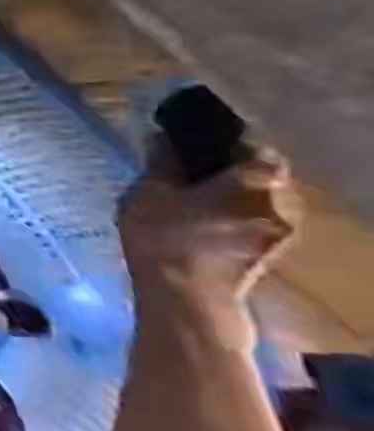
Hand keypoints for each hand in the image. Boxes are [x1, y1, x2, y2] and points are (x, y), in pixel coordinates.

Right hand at [119, 141, 299, 298]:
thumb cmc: (164, 234)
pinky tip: (204, 220)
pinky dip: (235, 215)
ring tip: (195, 197)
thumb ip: (161, 164)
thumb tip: (162, 138)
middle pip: (263, 177)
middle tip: (193, 171)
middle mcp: (280, 203)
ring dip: (234, 195)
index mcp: (254, 181)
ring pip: (260, 201)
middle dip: (232, 171)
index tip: (202, 142)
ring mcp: (282, 232)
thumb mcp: (148, 192)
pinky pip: (256, 221)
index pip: (257, 149)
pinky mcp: (272, 252)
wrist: (186, 292)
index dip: (232, 143)